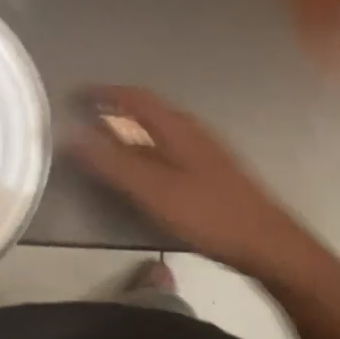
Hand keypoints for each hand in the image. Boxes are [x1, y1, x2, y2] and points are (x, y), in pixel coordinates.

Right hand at [70, 86, 317, 275]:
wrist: (267, 244)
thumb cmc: (209, 214)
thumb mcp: (154, 190)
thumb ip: (113, 163)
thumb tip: (72, 134)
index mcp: (177, 128)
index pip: (135, 97)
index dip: (104, 93)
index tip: (75, 95)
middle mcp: (192, 131)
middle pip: (148, 112)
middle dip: (115, 111)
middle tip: (84, 119)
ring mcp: (205, 152)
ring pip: (159, 133)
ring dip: (130, 134)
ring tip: (104, 146)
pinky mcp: (211, 173)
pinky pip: (168, 151)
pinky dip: (144, 153)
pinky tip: (140, 176)